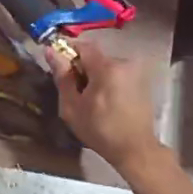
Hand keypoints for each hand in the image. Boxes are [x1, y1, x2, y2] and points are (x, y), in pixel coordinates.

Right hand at [45, 39, 162, 166]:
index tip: (57, 63)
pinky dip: (107, 81)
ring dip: (94, 75)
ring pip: (106, 65)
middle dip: (81, 67)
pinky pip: (117, 73)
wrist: (134, 148)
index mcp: (107, 68)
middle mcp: (124, 63)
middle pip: (95, 57)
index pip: (84, 46)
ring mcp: (136, 72)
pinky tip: (104, 100)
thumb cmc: (99, 129)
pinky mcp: (142, 81)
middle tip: (72, 88)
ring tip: (88, 97)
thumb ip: (62, 76)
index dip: (68, 50)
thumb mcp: (72, 106)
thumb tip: (50, 51)